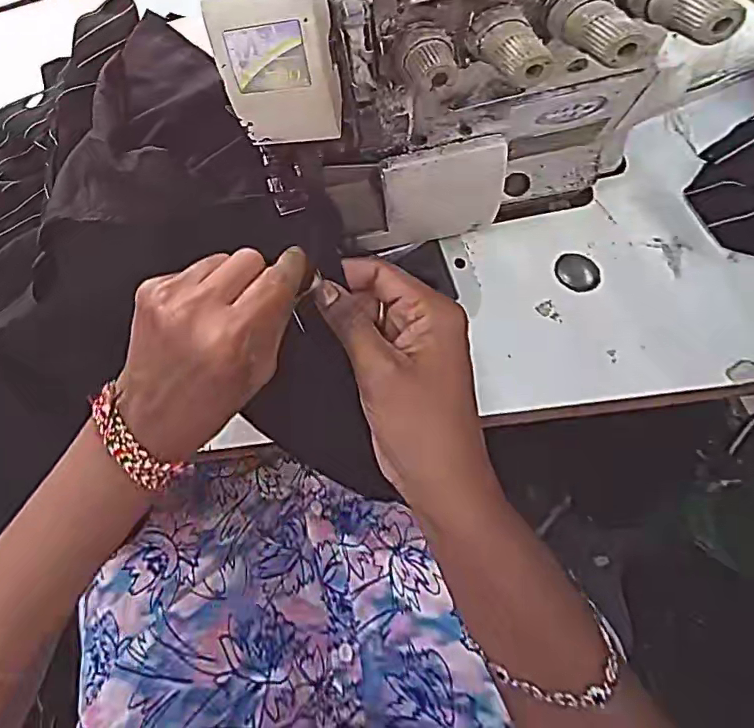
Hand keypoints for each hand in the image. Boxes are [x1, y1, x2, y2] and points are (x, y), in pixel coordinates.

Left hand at [117, 247, 312, 462]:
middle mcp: (199, 311)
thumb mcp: (260, 372)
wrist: (148, 417)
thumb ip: (278, 321)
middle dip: (257, 277)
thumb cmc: (202, 405)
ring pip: (221, 258)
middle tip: (249, 304)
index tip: (295, 265)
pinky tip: (194, 314)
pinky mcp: (151, 290)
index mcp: (232, 336)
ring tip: (217, 313)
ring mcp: (171, 298)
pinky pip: (192, 268)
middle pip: (250, 257)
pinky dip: (199, 286)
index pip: (276, 278)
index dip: (292, 268)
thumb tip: (292, 282)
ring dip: (227, 281)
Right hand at [313, 257, 498, 512]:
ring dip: (349, 328)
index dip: (346, 274)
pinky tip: (345, 361)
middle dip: (345, 303)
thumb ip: (348, 323)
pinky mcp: (405, 365)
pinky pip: (374, 341)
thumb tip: (327, 290)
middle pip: (375, 292)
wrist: (440, 482)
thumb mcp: (378, 369)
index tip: (313, 282)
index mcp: (435, 313)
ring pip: (371, 317)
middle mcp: (430, 323)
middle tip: (316, 316)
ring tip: (335, 347)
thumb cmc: (428, 435)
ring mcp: (417, 345)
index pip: (383, 271)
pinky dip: (356, 347)